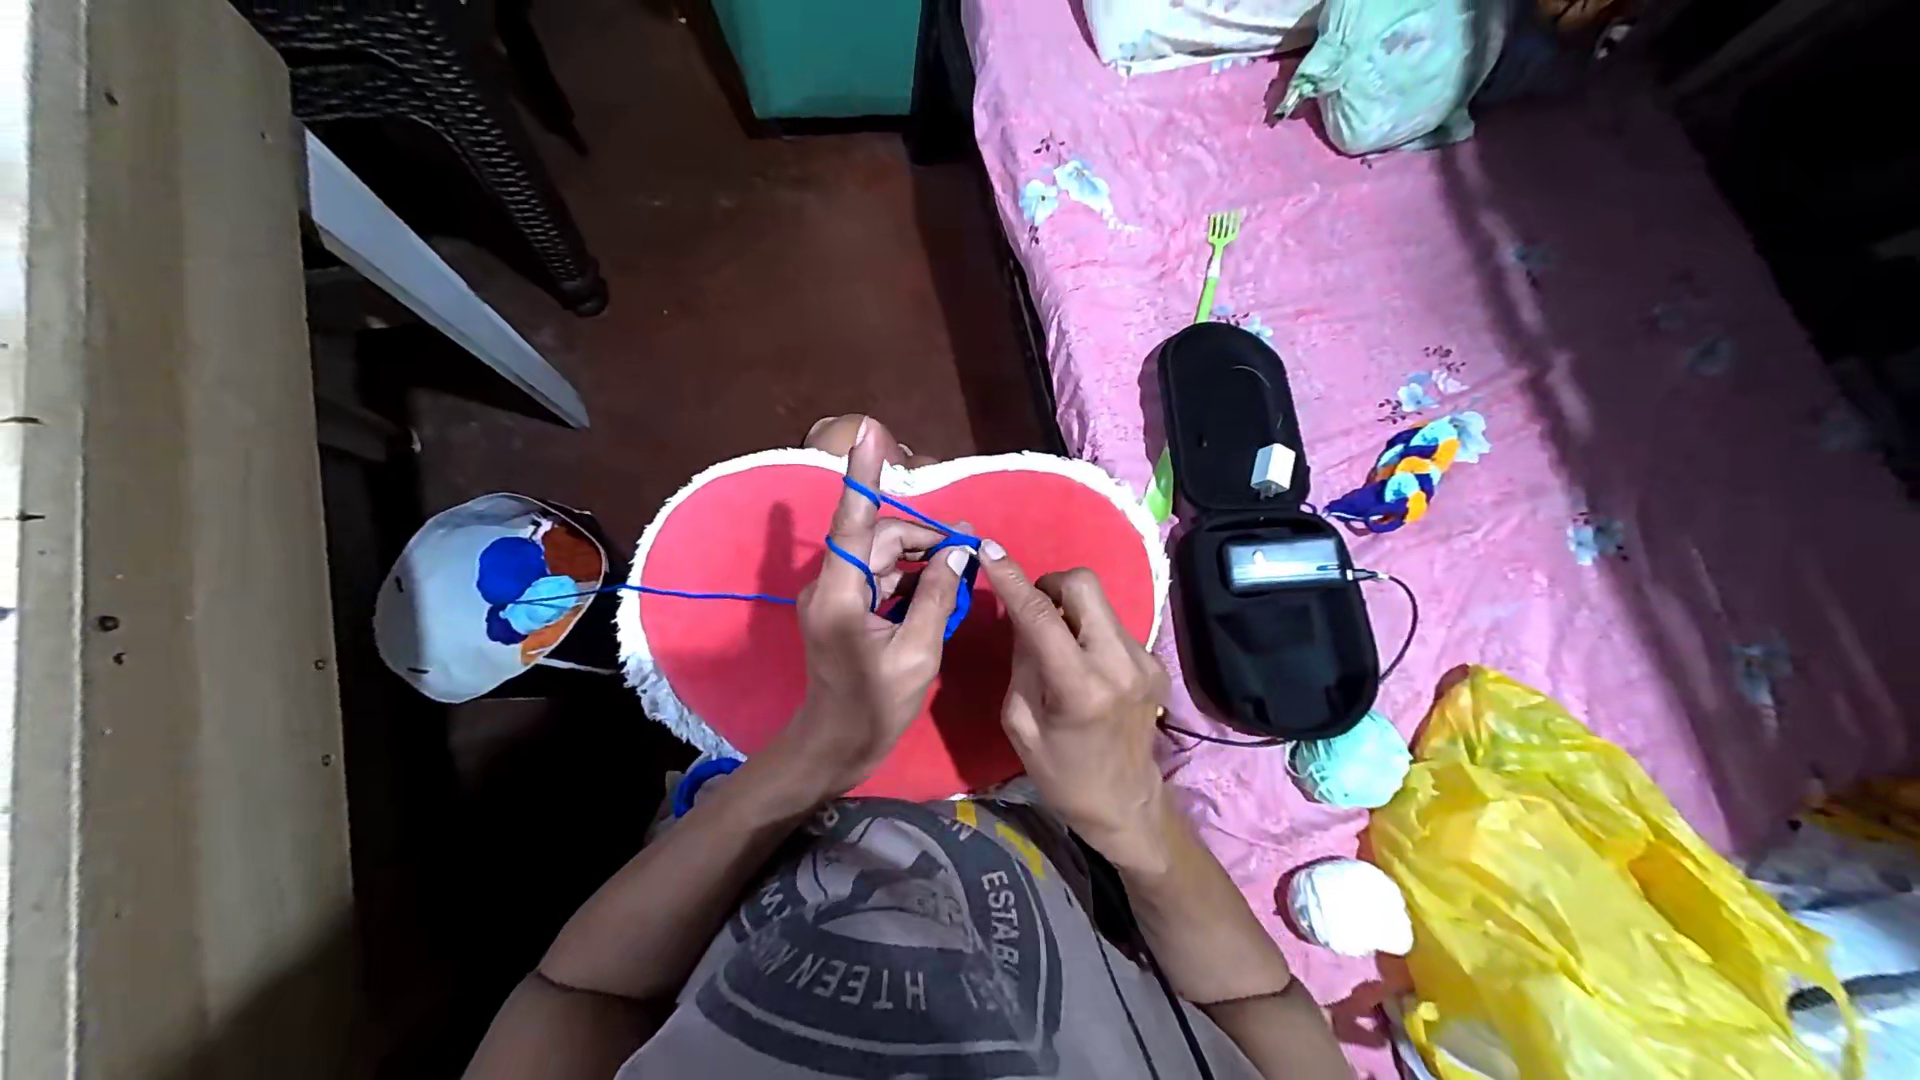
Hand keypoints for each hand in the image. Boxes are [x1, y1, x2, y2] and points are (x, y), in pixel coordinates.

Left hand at [761, 417, 969, 801]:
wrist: (835, 744)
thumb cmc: (876, 706)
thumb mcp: (917, 653)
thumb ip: (936, 597)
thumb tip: (957, 553)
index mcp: (840, 595)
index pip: (852, 521)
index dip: (864, 475)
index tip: (870, 431)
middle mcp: (829, 585)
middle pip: (878, 539)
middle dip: (923, 540)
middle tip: (967, 552)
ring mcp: (832, 595)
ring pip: (880, 557)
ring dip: (918, 559)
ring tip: (959, 569)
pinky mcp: (840, 606)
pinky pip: (878, 577)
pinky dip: (908, 578)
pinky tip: (937, 589)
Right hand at [976, 542, 1174, 870]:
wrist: (1126, 802)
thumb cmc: (1061, 772)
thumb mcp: (1020, 721)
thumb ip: (1022, 660)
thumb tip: (1022, 613)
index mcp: (1080, 688)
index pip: (1039, 616)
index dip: (1011, 578)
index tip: (990, 550)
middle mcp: (1119, 664)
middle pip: (1083, 584)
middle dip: (1050, 584)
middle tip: (1032, 608)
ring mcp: (1144, 660)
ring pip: (1100, 600)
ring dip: (1070, 608)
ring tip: (1056, 640)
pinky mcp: (1155, 662)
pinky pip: (1112, 623)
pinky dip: (1088, 628)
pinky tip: (1082, 659)